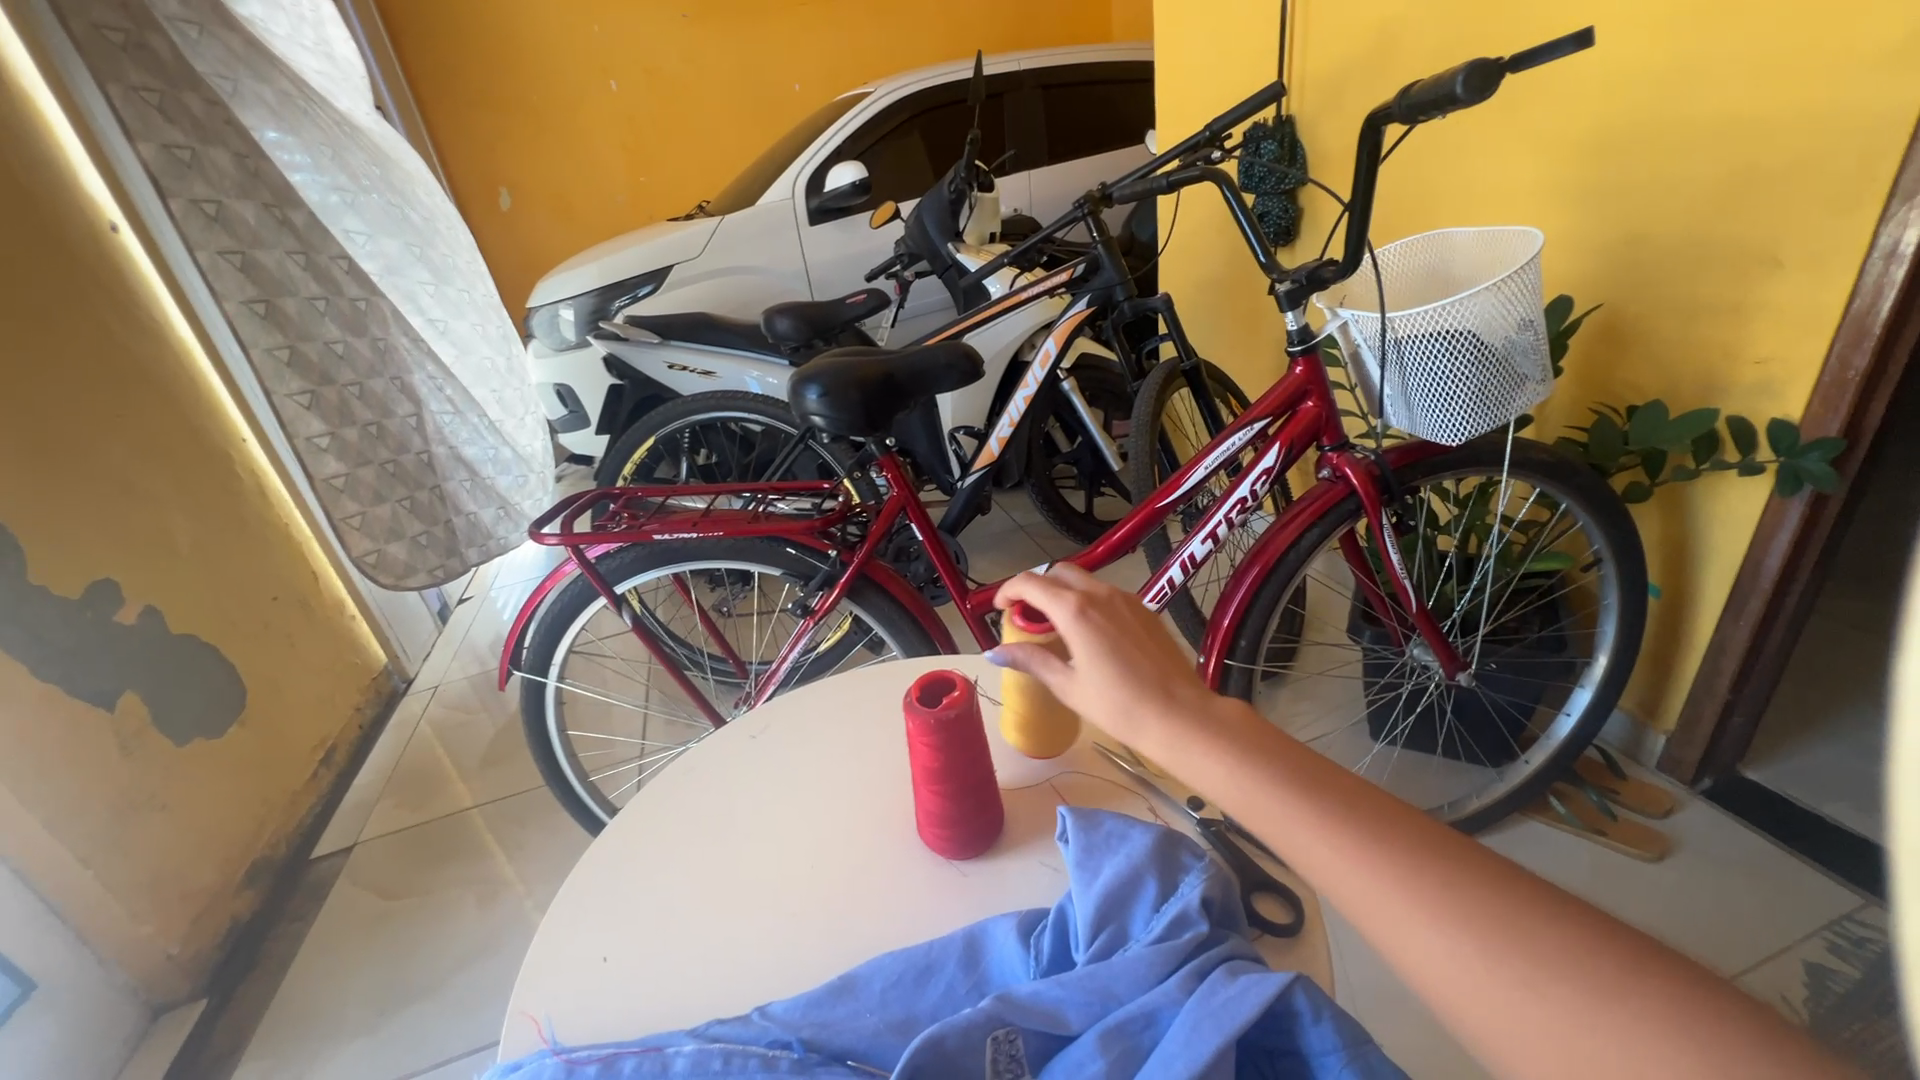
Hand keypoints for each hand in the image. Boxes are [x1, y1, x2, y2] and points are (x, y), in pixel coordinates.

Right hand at [985, 564, 1229, 754]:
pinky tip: (1090, 634)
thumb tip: (995, 652)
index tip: (1001, 609)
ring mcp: (1127, 598)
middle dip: (1037, 587)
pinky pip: (1107, 594)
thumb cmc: (1118, 706)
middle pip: (1058, 573)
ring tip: (1057, 627)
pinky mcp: (1145, 609)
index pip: (1031, 582)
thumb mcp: (1068, 685)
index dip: (1009, 591)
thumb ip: (1031, 660)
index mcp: (1075, 610)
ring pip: (1085, 581)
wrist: (1180, 715)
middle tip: (1027, 617)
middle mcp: (1100, 593)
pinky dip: (1088, 602)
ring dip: (1063, 593)